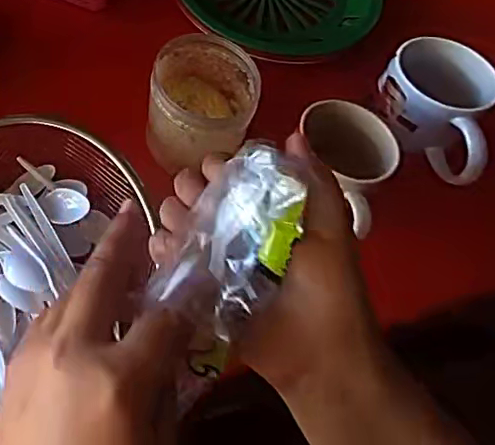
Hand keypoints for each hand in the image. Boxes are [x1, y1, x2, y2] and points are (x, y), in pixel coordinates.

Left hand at [0, 202, 191, 444]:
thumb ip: (168, 391)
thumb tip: (175, 344)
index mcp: (115, 380)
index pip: (165, 320)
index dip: (188, 298)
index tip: (200, 277)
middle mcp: (71, 349)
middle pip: (102, 276)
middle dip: (122, 239)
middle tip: (133, 209)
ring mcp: (34, 352)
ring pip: (70, 290)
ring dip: (94, 274)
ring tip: (114, 258)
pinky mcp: (12, 364)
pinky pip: (47, 316)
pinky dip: (70, 304)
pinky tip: (84, 308)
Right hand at [148, 134, 380, 397]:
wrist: (322, 360)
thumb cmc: (332, 291)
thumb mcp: (333, 231)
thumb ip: (317, 183)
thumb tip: (295, 134)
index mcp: (262, 206)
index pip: (230, 170)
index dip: (219, 163)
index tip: (216, 168)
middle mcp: (233, 225)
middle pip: (196, 190)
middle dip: (190, 185)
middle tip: (197, 196)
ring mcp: (213, 256)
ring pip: (177, 219)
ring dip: (174, 212)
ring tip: (182, 220)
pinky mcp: (197, 288)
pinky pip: (169, 260)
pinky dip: (161, 248)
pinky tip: (166, 246)